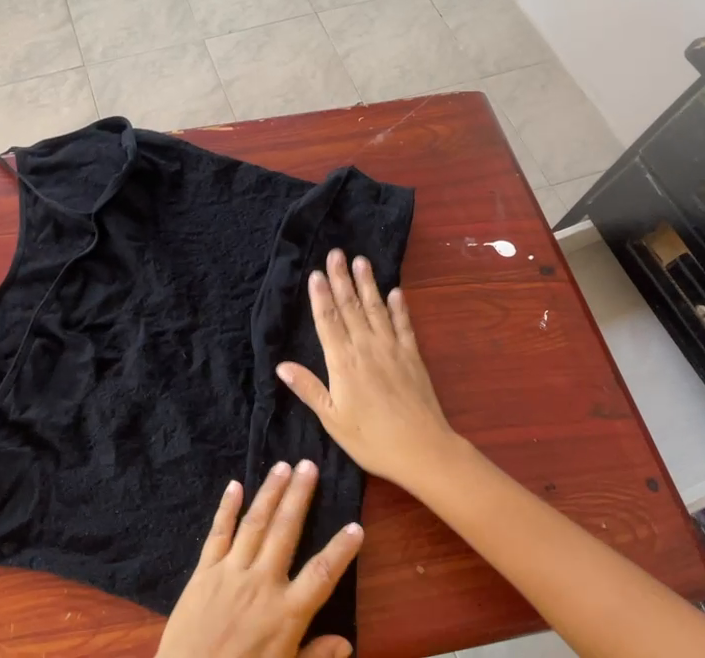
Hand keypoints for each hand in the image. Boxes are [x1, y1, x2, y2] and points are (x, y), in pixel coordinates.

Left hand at [156, 460, 363, 657]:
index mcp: (287, 613)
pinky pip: (218, 534)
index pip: (322, 574)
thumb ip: (315, 657)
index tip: (356, 526)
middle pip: (285, 532)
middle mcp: (261, 585)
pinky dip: (227, 508)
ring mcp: (230, 573)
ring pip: (254, 524)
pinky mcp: (204, 572)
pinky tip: (235, 486)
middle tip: (309, 465)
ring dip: (269, 492)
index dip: (341, 550)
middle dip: (299, 497)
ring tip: (282, 466)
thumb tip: (345, 641)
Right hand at [278, 250, 460, 490]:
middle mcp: (367, 348)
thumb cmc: (371, 440)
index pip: (328, 322)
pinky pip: (404, 325)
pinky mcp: (412, 357)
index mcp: (343, 363)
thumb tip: (281, 366)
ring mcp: (392, 349)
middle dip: (341, 279)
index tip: (315, 273)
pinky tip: (396, 292)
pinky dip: (399, 307)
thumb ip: (309, 389)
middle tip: (336, 253)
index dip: (320, 296)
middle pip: (351, 307)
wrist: (423, 450)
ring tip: (361, 261)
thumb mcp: (333, 419)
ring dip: (368, 284)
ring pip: (376, 309)